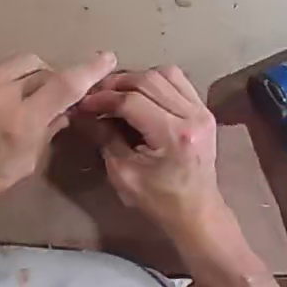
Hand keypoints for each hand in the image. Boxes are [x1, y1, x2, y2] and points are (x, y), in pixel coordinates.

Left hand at [0, 50, 117, 212]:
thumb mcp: (23, 164)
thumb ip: (47, 133)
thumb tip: (65, 111)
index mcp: (21, 121)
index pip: (64, 86)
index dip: (89, 70)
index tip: (106, 58)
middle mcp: (3, 94)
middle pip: (46, 70)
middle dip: (58, 80)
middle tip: (57, 99)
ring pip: (25, 60)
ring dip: (38, 72)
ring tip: (34, 93)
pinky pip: (3, 63)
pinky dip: (16, 72)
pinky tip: (12, 91)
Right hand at [75, 65, 229, 243]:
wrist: (197, 212)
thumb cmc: (159, 200)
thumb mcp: (123, 173)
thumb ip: (105, 138)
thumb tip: (82, 113)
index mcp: (174, 135)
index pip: (132, 101)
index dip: (103, 98)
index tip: (82, 103)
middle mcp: (193, 116)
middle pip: (148, 80)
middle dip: (116, 83)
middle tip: (94, 94)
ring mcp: (202, 110)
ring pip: (164, 74)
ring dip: (135, 78)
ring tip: (115, 92)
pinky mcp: (204, 109)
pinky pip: (177, 81)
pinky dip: (154, 81)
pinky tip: (138, 93)